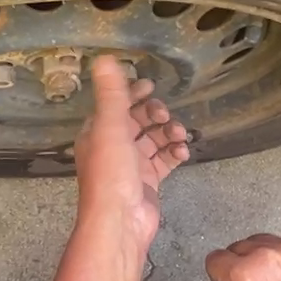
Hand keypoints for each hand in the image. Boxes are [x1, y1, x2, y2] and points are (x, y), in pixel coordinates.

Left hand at [73, 56, 189, 251]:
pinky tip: (183, 152)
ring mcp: (131, 166)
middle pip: (137, 121)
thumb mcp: (110, 126)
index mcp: (97, 133)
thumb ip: (111, 92)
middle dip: (155, 114)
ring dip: (169, 133)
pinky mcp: (148, 181)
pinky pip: (164, 161)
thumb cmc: (111, 175)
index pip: (115, 105)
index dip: (132, 94)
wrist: (120, 221)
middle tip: (165, 116)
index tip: (150, 87)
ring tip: (180, 135)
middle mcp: (112, 147)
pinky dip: (174, 154)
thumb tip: (103, 59)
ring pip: (154, 140)